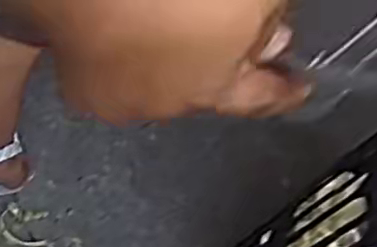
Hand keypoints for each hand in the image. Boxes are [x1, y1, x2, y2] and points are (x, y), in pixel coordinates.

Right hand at [40, 2, 309, 122]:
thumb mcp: (254, 1)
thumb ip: (269, 20)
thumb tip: (271, 41)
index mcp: (212, 87)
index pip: (258, 100)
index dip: (281, 95)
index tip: (296, 94)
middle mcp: (162, 106)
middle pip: (199, 92)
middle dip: (213, 67)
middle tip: (224, 33)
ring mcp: (115, 101)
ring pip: (152, 85)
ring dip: (163, 63)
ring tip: (166, 24)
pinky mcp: (80, 90)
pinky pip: (112, 76)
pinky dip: (124, 59)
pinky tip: (125, 32)